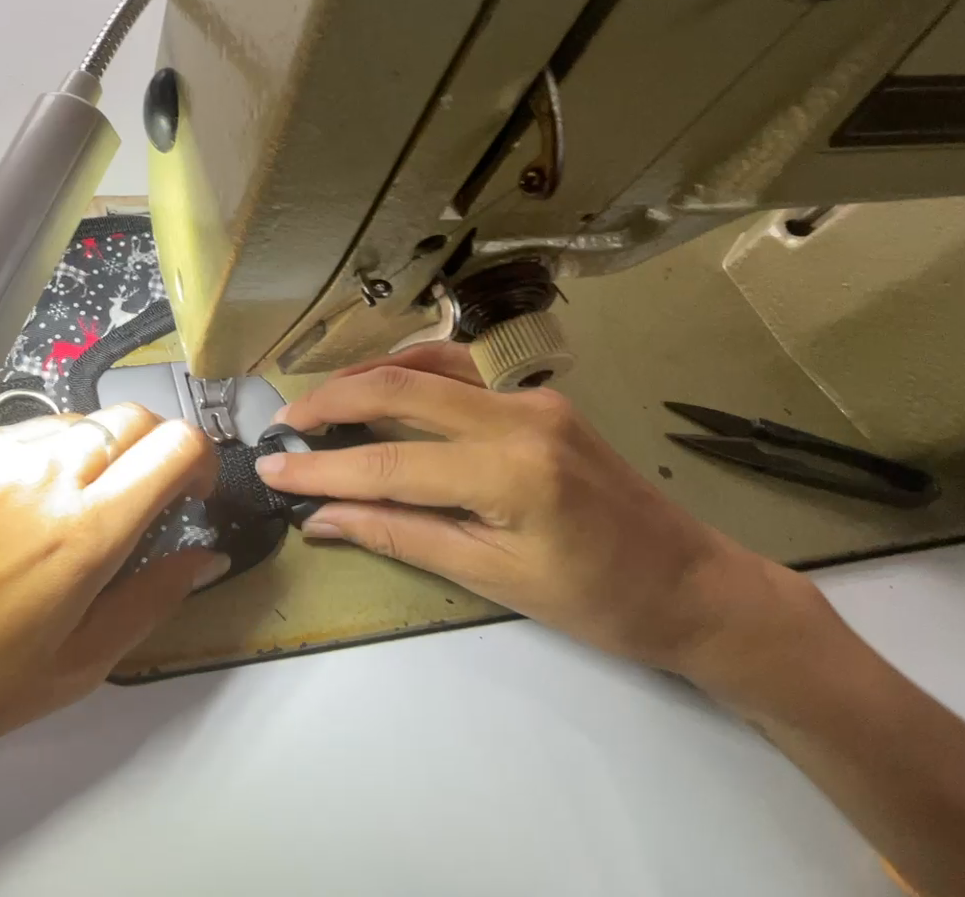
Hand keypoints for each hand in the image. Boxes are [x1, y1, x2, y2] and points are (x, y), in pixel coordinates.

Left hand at [0, 405, 222, 772]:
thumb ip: (152, 598)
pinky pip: (11, 435)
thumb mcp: (77, 666)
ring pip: (70, 423)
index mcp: (82, 532)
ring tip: (56, 514)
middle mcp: (38, 471)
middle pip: (127, 419)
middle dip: (148, 452)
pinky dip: (29, 462)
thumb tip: (204, 553)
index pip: (174, 444)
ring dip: (87, 457)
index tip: (187, 495)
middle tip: (131, 503)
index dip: (197, 461)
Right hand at [254, 343, 824, 678]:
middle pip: (397, 389)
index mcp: (511, 473)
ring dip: (362, 382)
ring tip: (315, 408)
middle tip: (281, 428)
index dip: (319, 468)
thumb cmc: (597, 600)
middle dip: (328, 406)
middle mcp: (519, 416)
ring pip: (424, 365)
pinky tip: (378, 385)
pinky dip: (407, 371)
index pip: (387, 462)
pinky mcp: (537, 395)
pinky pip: (457, 367)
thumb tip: (321, 518)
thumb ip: (398, 534)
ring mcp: (532, 397)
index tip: (271, 469)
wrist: (693, 584)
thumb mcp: (490, 578)